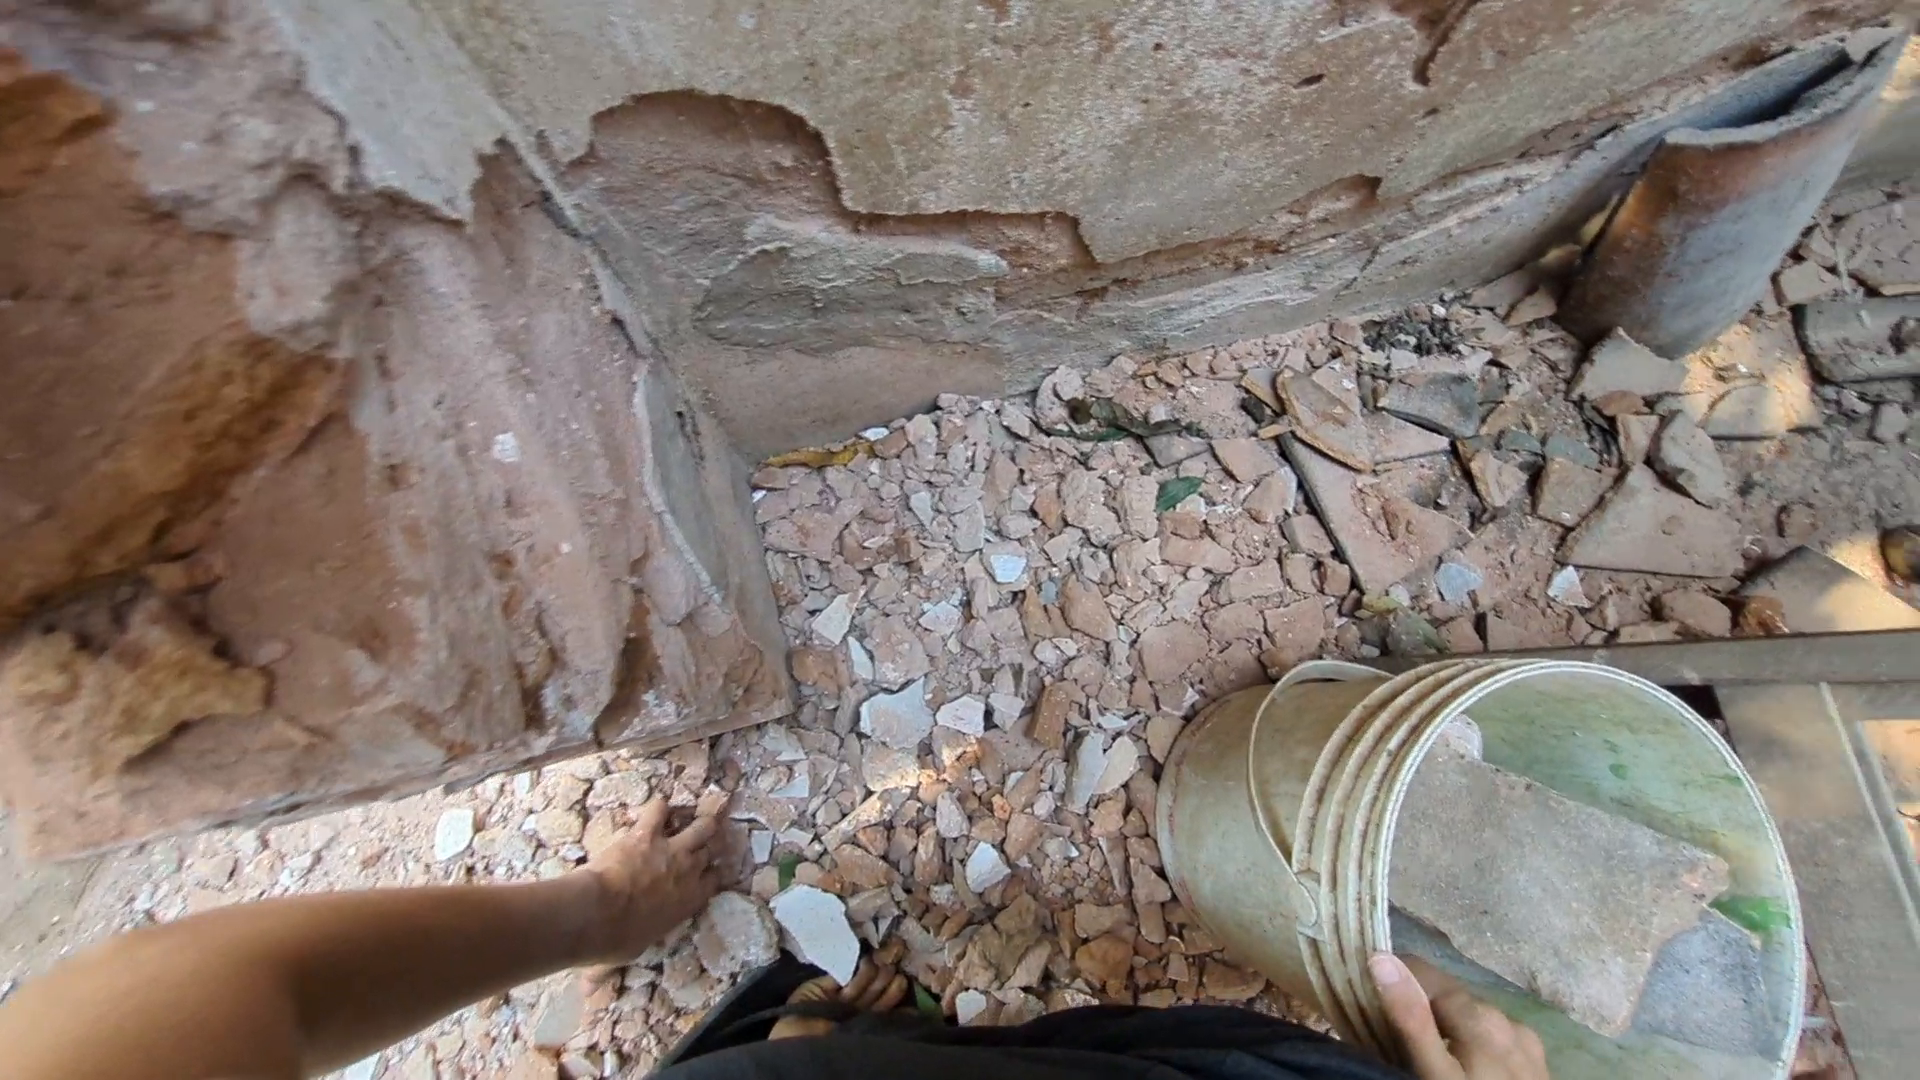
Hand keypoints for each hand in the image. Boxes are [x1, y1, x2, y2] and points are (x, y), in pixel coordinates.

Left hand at [578, 796, 722, 961]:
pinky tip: (656, 808)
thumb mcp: (628, 952)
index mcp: (688, 901)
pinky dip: (658, 807)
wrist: (596, 915)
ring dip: (699, 820)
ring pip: (701, 824)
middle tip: (706, 838)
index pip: (713, 881)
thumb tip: (591, 988)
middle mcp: (688, 871)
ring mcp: (671, 849)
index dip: (712, 874)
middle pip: (711, 849)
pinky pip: (660, 809)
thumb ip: (624, 952)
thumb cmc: (613, 941)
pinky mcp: (648, 833)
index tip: (709, 871)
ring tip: (693, 816)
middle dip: (711, 843)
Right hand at [1370, 953, 1548, 1079]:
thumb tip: (1380, 957)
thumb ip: (1409, 1017)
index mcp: (1478, 1013)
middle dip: (1417, 1006)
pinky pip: (1491, 1037)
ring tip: (1426, 1055)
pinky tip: (1463, 1069)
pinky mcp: (1536, 1065)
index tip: (1368, 1006)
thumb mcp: (1432, 1075)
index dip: (1388, 982)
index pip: (1419, 970)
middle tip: (1394, 1036)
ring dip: (1443, 1025)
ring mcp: (1525, 1042)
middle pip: (1444, 993)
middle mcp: (1505, 1016)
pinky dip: (1469, 1043)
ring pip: (1467, 1015)